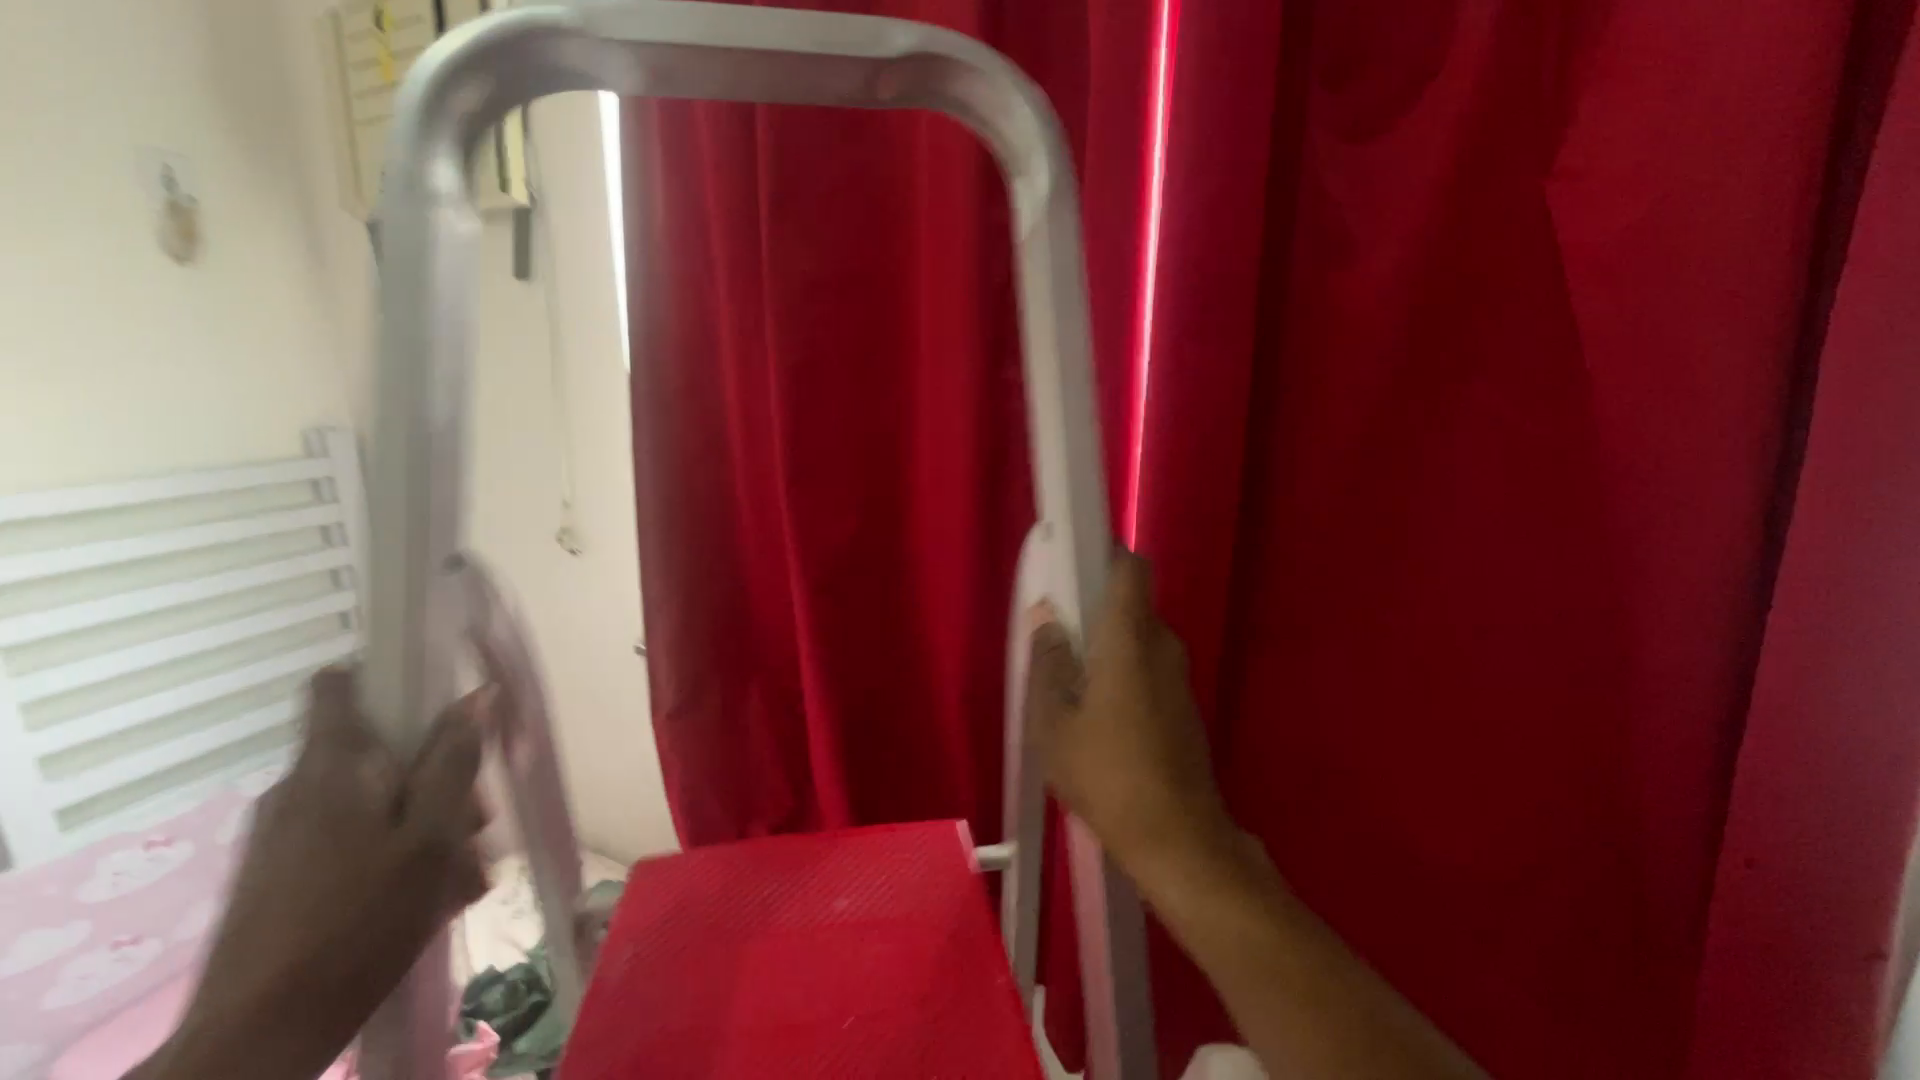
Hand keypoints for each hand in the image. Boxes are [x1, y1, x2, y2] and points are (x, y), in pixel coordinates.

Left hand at [145, 667, 491, 1079]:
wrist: (261, 1033)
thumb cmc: (359, 920)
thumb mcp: (430, 837)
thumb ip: (453, 761)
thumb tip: (478, 693)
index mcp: (330, 764)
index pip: (340, 683)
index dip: (389, 678)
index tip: (438, 704)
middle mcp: (298, 787)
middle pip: (378, 751)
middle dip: (437, 777)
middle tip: (478, 825)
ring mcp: (284, 833)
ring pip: (373, 801)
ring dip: (425, 825)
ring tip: (462, 879)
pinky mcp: (280, 874)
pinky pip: (350, 840)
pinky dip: (394, 855)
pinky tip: (428, 900)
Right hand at [1027, 552, 1236, 875]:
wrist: (1177, 838)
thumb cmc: (1107, 775)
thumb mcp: (1055, 724)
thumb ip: (1048, 663)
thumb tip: (1046, 616)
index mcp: (1131, 639)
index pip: (1129, 568)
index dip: (1102, 556)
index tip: (1070, 570)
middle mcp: (1163, 646)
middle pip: (1129, 605)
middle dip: (1092, 613)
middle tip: (1054, 641)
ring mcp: (1179, 678)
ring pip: (1137, 640)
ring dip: (1105, 649)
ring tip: (1068, 687)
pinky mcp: (1184, 706)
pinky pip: (1147, 669)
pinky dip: (1121, 676)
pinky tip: (1097, 718)